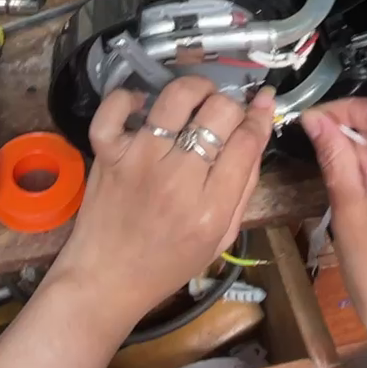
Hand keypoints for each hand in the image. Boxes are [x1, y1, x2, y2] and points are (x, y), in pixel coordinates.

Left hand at [45, 78, 274, 331]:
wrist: (106, 279)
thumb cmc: (168, 263)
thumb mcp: (222, 237)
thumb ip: (244, 184)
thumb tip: (259, 127)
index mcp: (211, 208)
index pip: (247, 141)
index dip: (259, 114)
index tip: (260, 102)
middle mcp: (176, 179)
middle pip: (218, 112)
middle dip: (230, 104)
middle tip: (224, 113)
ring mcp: (138, 161)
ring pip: (175, 98)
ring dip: (194, 88)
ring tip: (197, 98)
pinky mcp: (107, 153)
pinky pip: (116, 107)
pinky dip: (130, 97)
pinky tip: (145, 106)